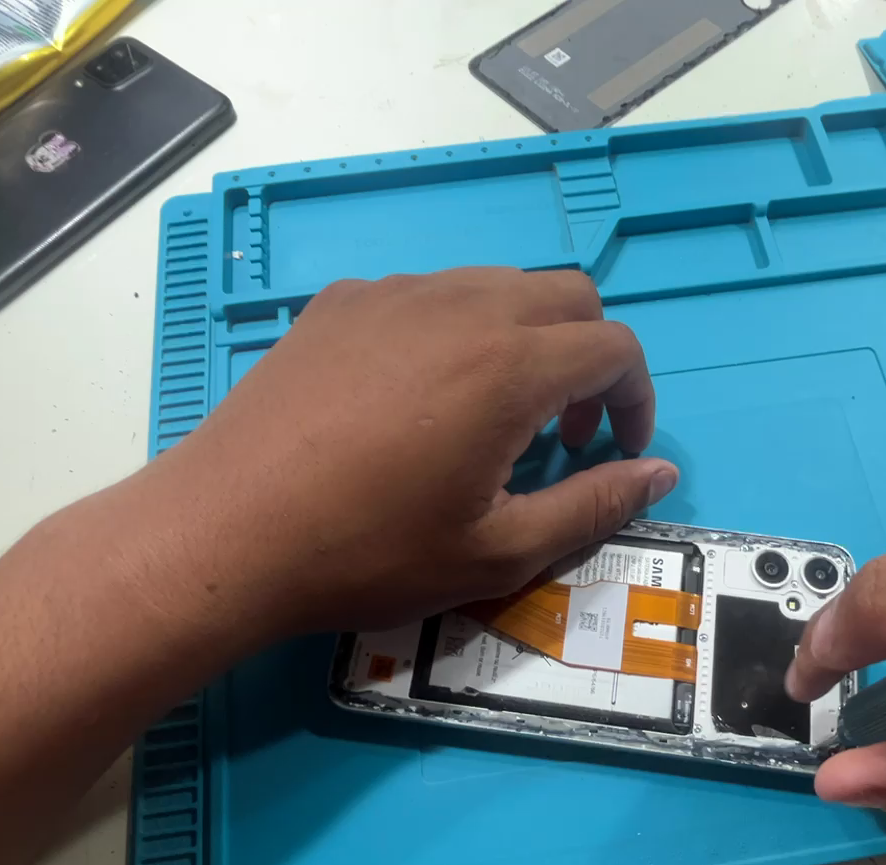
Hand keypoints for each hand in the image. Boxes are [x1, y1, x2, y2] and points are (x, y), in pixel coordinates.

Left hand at [89, 267, 675, 644]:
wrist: (225, 535)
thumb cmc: (369, 555)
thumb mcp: (498, 553)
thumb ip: (594, 506)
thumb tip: (660, 472)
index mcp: (510, 365)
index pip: (614, 347)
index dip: (635, 399)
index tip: (615, 452)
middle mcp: (460, 306)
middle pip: (567, 298)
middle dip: (590, 360)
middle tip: (564, 434)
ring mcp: (393, 294)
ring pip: (498, 288)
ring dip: (527, 342)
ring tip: (494, 416)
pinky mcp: (340, 303)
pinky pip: (430, 296)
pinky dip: (460, 332)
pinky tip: (420, 398)